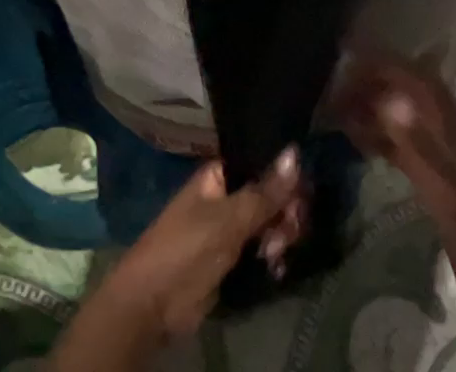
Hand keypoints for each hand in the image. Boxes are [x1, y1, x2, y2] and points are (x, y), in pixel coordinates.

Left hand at [101, 147, 303, 336]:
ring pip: (271, 226)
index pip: (262, 167)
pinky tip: (277, 270)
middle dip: (285, 215)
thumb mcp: (229, 219)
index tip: (302, 199)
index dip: (286, 180)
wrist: (153, 304)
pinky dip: (274, 260)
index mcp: (218, 178)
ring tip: (275, 257)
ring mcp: (230, 231)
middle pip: (271, 198)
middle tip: (285, 236)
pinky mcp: (233, 261)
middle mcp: (226, 200)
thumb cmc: (186, 249)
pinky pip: (264, 252)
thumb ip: (265, 191)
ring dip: (280, 239)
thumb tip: (294, 152)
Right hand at [333, 57, 455, 371]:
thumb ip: (415, 142)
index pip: (415, 77)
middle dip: (371, 83)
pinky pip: (402, 141)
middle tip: (333, 86)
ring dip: (372, 108)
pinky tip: (356, 140)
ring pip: (402, 115)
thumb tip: (388, 99)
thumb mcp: (442, 185)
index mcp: (454, 124)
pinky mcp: (436, 171)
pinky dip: (379, 135)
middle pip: (406, 91)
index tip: (347, 56)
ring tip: (336, 108)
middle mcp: (448, 127)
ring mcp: (443, 149)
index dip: (382, 63)